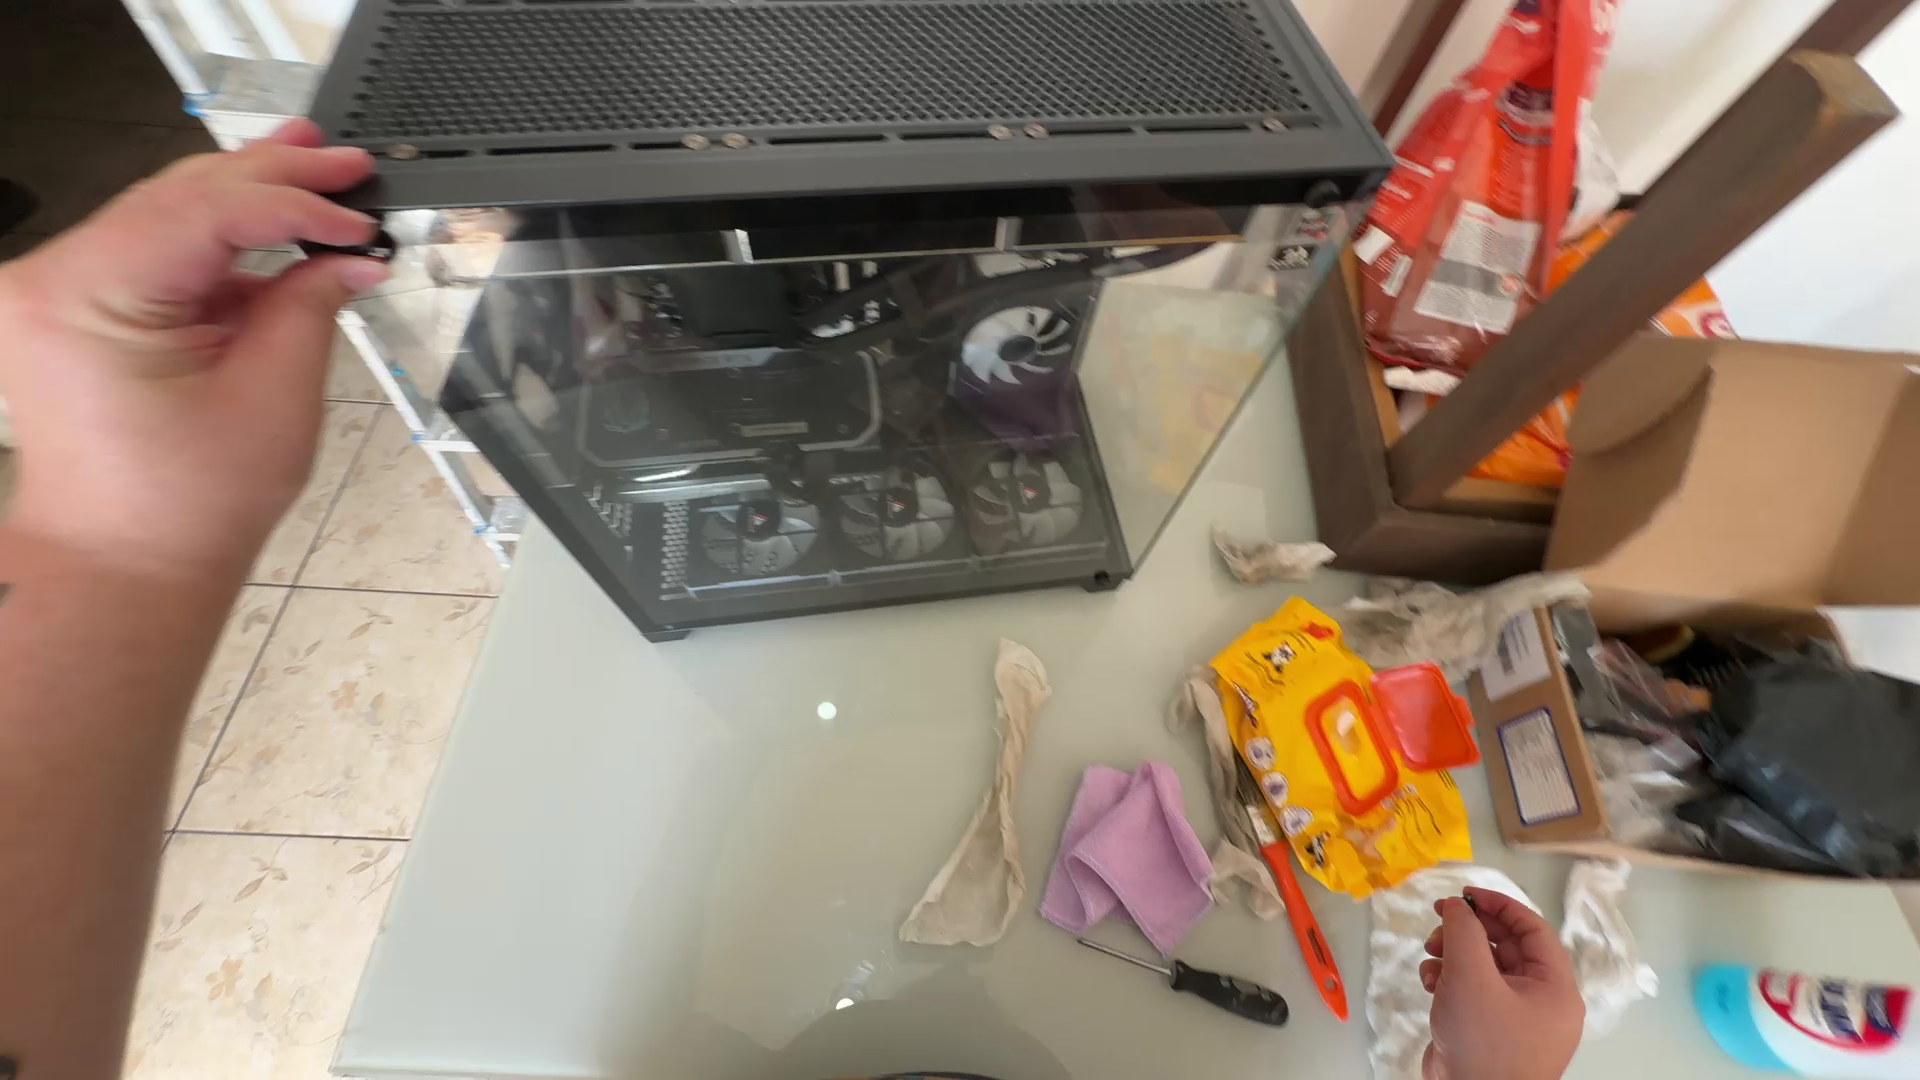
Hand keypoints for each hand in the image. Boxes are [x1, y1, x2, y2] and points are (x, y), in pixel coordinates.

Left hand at [0, 118, 386, 577]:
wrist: (132, 546)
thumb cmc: (196, 491)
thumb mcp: (275, 393)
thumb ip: (309, 309)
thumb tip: (353, 261)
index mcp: (88, 295)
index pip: (202, 215)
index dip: (292, 207)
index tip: (361, 221)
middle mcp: (58, 277)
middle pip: (176, 195)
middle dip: (270, 174)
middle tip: (342, 158)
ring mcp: (69, 289)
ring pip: (171, 214)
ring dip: (249, 191)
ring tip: (311, 161)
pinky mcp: (95, 307)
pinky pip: (169, 253)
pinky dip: (231, 237)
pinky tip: (279, 221)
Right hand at [1421, 886, 1583, 1079]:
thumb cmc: (1484, 1037)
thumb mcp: (1471, 974)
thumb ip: (1463, 930)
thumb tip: (1457, 905)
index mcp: (1554, 988)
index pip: (1533, 928)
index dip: (1498, 904)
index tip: (1462, 894)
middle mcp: (1540, 999)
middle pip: (1504, 944)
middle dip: (1466, 929)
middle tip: (1436, 920)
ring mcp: (1515, 1015)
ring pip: (1483, 963)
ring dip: (1451, 952)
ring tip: (1430, 958)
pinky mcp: (1490, 1026)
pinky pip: (1471, 986)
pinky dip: (1448, 976)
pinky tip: (1431, 984)